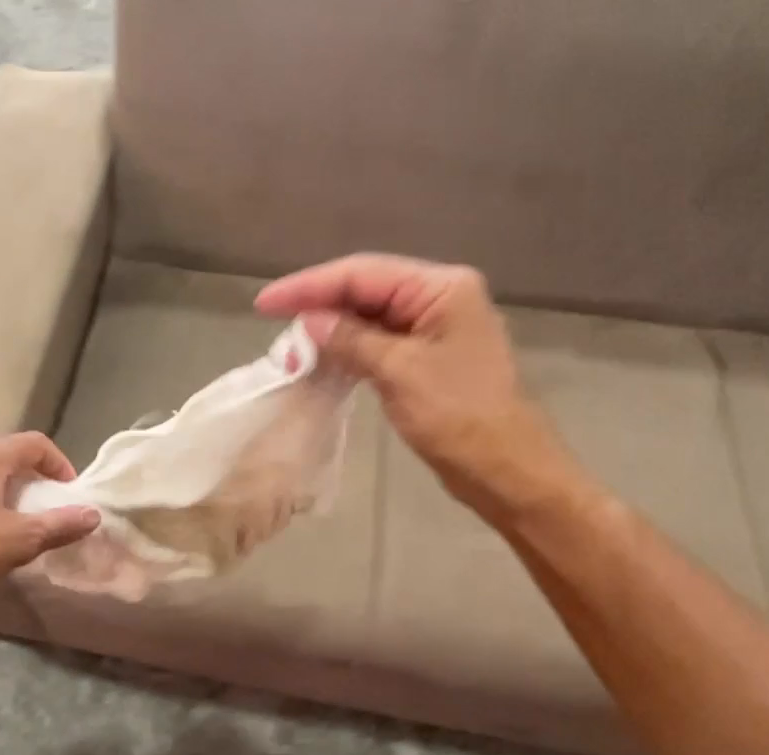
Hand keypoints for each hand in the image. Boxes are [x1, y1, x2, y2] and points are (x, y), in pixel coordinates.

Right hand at [257, 254, 579, 519]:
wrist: (503, 466)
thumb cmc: (458, 416)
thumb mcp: (398, 372)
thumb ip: (351, 339)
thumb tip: (309, 320)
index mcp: (441, 288)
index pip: (362, 273)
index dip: (309, 285)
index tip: (265, 302)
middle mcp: (439, 297)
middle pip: (366, 288)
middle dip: (317, 304)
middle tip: (271, 321)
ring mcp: (434, 328)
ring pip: (370, 316)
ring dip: (330, 328)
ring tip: (290, 344)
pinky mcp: (427, 357)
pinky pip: (378, 341)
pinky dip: (348, 348)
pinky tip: (321, 358)